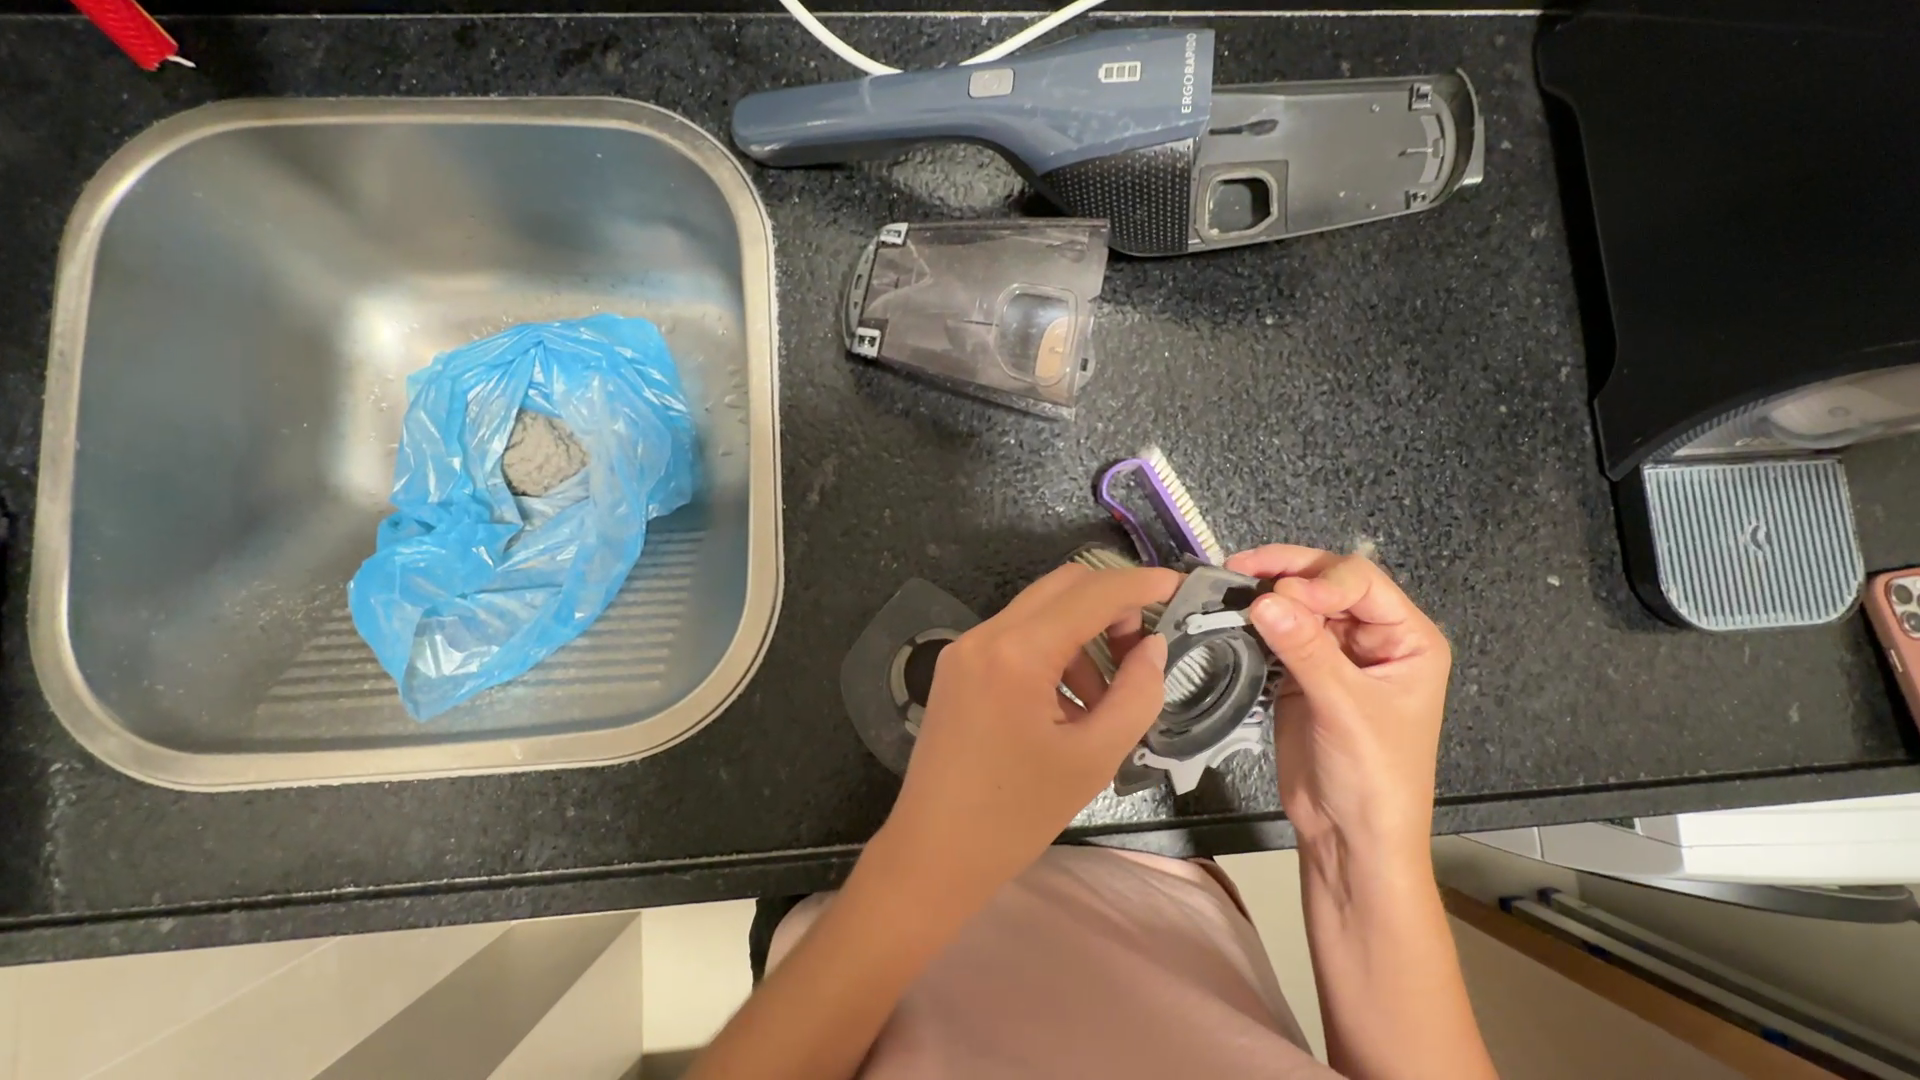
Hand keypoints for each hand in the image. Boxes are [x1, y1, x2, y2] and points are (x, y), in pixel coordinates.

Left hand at [877, 564, 1177, 899]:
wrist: (935, 852)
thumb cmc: (1018, 814)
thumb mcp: (1094, 757)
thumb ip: (1137, 694)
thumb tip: (1153, 647)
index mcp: (1017, 653)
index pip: (1091, 593)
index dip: (1140, 584)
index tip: (1179, 586)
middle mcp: (985, 635)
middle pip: (1062, 587)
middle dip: (1111, 604)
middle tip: (1144, 648)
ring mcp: (964, 649)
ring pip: (1039, 612)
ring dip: (1083, 634)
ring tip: (1105, 697)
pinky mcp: (957, 668)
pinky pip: (1016, 638)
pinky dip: (1052, 653)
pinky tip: (1068, 705)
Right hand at [1224, 545, 1450, 860]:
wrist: (1349, 837)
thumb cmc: (1373, 775)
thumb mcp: (1346, 709)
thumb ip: (1306, 649)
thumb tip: (1261, 599)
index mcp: (1406, 638)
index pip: (1360, 583)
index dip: (1320, 580)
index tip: (1279, 596)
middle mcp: (1372, 637)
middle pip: (1326, 584)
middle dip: (1286, 574)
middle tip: (1239, 569)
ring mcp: (1333, 655)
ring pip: (1296, 605)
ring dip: (1264, 595)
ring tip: (1227, 586)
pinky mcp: (1299, 674)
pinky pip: (1276, 635)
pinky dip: (1253, 625)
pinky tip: (1230, 617)